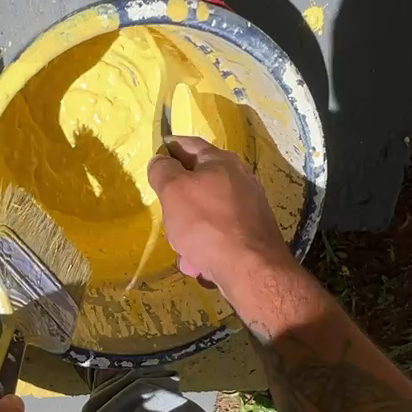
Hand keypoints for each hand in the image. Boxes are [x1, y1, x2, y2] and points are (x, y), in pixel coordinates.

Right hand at [147, 136, 294, 288]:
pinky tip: (199, 261)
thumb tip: (160, 160)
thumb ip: (163, 171)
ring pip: (209, 211)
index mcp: (222, 162)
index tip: (158, 151)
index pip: (191, 145)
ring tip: (181, 246)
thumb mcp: (174, 191)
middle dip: (180, 195)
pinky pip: (220, 233)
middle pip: (201, 180)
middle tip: (165, 206)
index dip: (171, 146)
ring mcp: (250, 207)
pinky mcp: (253, 232)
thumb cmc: (206, 223)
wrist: (248, 266)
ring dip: (191, 227)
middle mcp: (240, 179)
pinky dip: (206, 244)